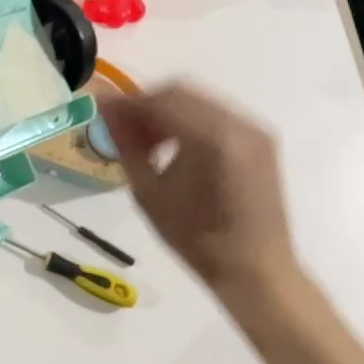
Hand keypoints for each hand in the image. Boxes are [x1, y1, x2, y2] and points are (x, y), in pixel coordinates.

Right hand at [98, 83, 296, 297]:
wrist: (256, 270)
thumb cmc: (197, 240)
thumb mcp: (149, 193)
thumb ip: (126, 145)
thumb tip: (106, 111)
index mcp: (212, 138)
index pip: (161, 99)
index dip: (128, 102)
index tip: (102, 111)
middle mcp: (238, 124)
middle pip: (181, 93)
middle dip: (147, 106)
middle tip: (122, 128)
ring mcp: (254, 130)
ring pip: (198, 102)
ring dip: (168, 113)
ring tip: (147, 141)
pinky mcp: (261, 141)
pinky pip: (216, 116)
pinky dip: (190, 122)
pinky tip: (175, 148)